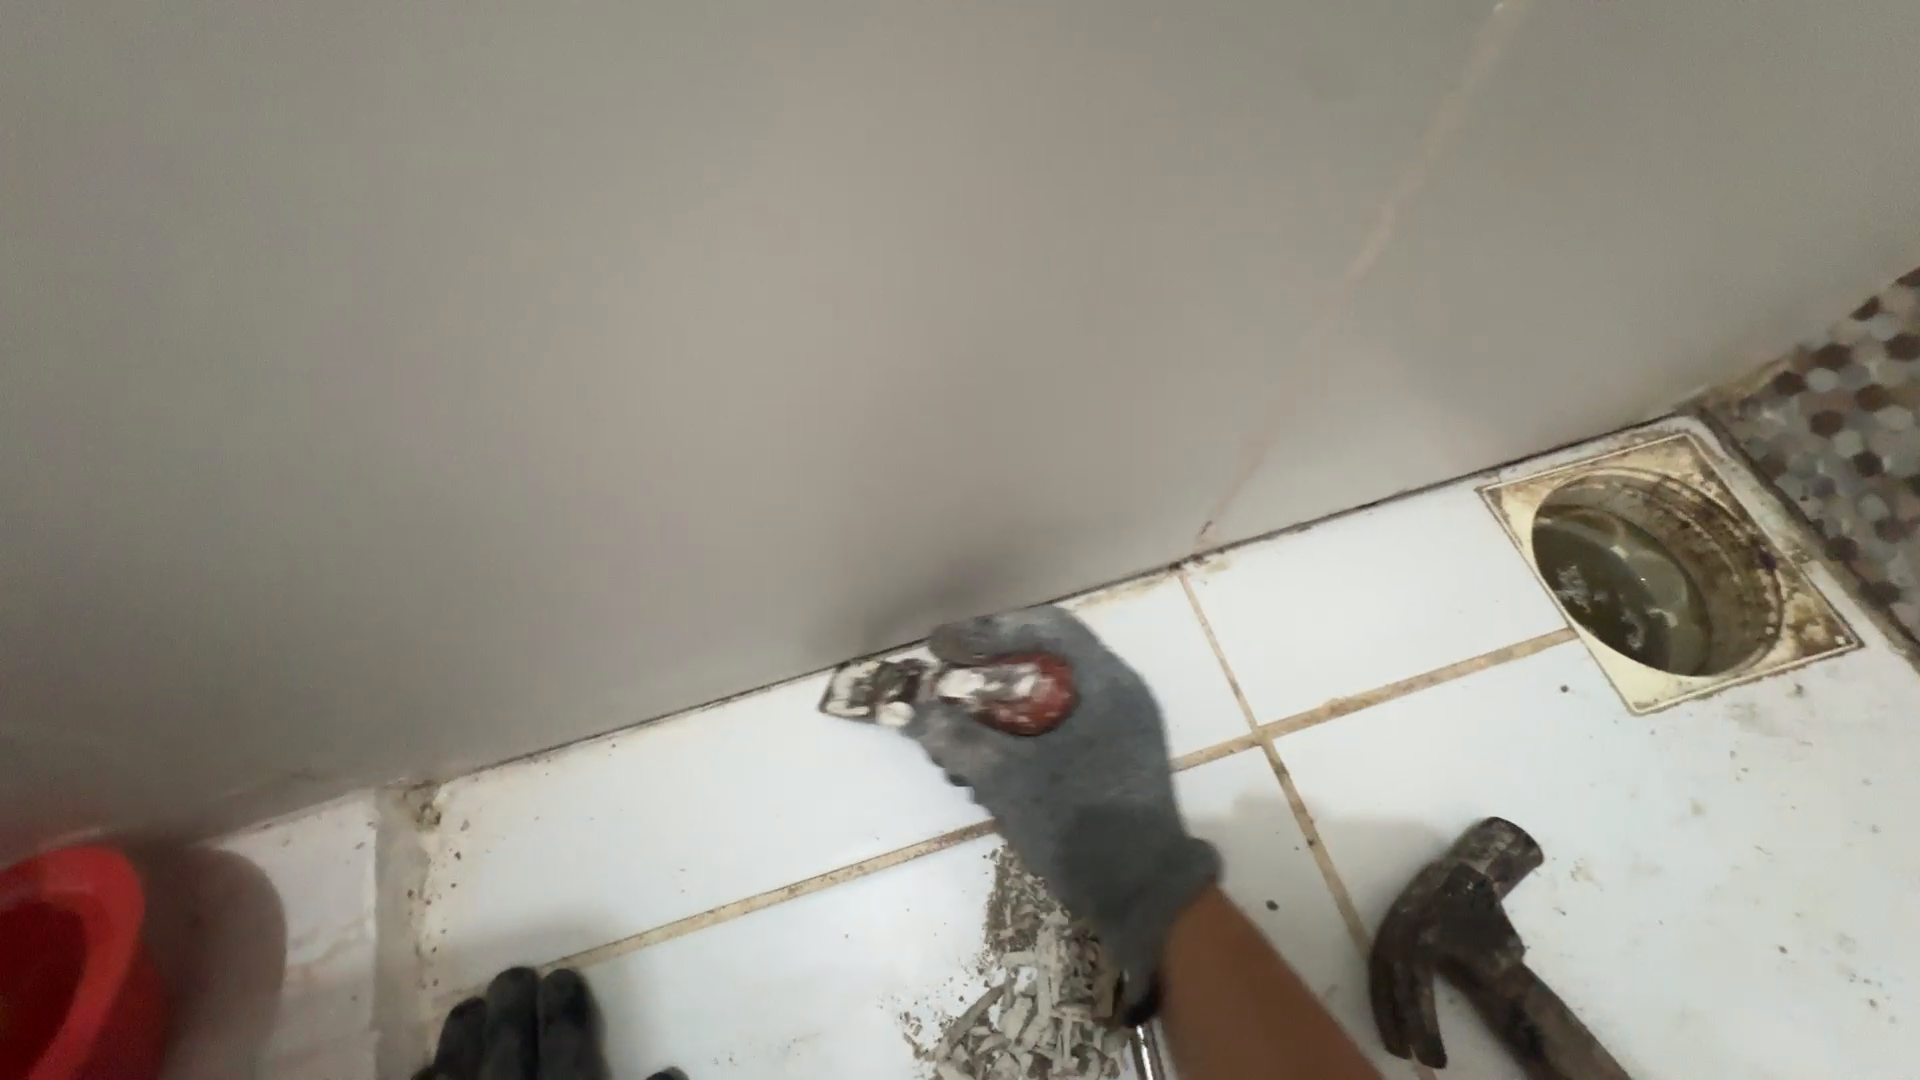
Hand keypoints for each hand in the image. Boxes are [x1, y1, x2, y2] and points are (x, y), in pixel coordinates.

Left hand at [415, 967, 676, 1079]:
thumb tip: (668, 1075)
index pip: (566, 1040)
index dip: (565, 1006)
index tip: (562, 976)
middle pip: (508, 1045)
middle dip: (511, 1007)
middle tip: (514, 975)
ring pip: (456, 1071)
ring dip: (461, 1039)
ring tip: (466, 1010)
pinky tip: (424, 1073)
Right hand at [904, 606, 1219, 1019]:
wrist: (1143, 897)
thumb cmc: (1081, 827)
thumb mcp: (1010, 782)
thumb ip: (959, 741)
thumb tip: (912, 713)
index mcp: (1107, 683)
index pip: (1046, 628)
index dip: (988, 630)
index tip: (942, 647)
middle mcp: (1117, 693)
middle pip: (1045, 655)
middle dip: (987, 665)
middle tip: (945, 673)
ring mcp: (1117, 725)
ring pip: (1047, 691)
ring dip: (998, 700)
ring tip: (955, 718)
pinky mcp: (1108, 755)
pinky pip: (1056, 722)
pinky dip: (1017, 728)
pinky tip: (984, 750)